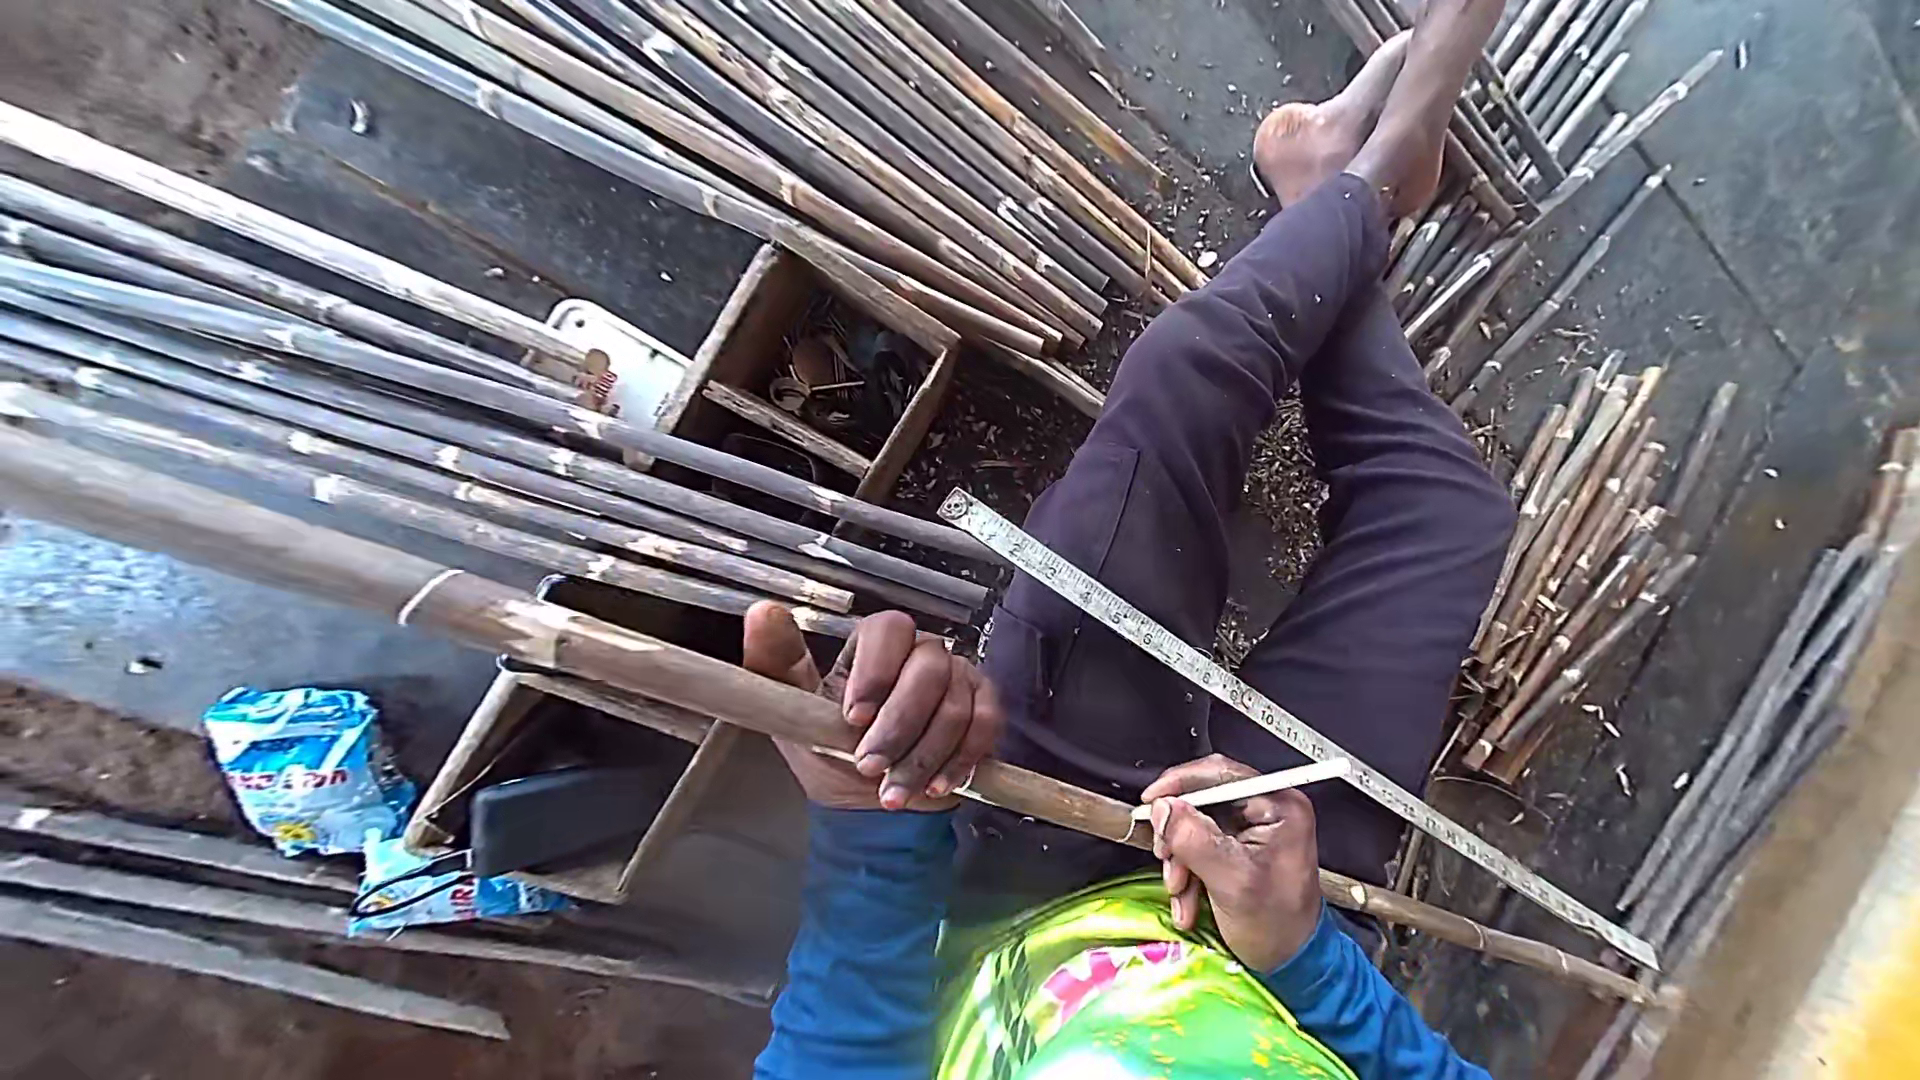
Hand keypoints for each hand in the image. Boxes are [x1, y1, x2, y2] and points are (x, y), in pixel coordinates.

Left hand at [741, 602, 1003, 810]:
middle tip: (870, 765)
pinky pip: (984, 725)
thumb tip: (763, 612)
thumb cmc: (830, 749)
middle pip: (927, 668)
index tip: (854, 718)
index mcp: (875, 645)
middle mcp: (921, 652)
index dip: (876, 672)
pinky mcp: (984, 708)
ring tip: (894, 789)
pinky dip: (959, 760)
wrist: (869, 799)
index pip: (888, 630)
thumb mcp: (794, 709)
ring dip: (923, 754)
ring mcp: (957, 677)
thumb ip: (775, 660)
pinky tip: (935, 783)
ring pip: (955, 704)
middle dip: (899, 725)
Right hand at [1144, 755, 1323, 971]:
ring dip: (1178, 855)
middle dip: (1177, 832)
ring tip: (1180, 887)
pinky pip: (1195, 841)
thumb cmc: (1280, 928)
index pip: (1220, 773)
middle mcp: (1264, 808)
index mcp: (1278, 806)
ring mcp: (1248, 826)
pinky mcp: (1234, 844)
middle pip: (1200, 798)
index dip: (1180, 783)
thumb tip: (1163, 808)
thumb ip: (1196, 840)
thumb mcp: (1234, 883)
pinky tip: (1187, 896)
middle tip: (1166, 854)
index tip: (1153, 800)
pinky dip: (1184, 867)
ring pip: (1192, 821)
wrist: (1294, 969)